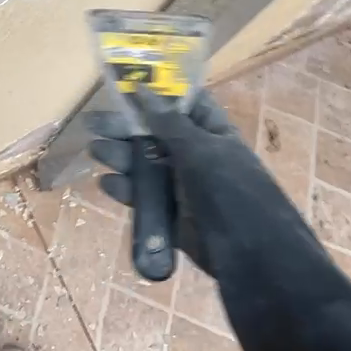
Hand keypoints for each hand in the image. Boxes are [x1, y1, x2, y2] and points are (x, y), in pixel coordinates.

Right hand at [85, 86, 350, 350]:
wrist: (258, 266)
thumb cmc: (233, 195)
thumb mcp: (201, 151)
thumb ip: (168, 122)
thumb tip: (142, 88)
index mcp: (215, 134)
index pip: (184, 103)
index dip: (156, 92)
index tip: (122, 84)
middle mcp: (200, 158)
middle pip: (157, 134)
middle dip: (126, 126)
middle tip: (92, 121)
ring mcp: (187, 190)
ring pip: (147, 166)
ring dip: (121, 156)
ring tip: (95, 150)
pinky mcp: (175, 220)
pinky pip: (147, 200)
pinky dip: (127, 191)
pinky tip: (106, 184)